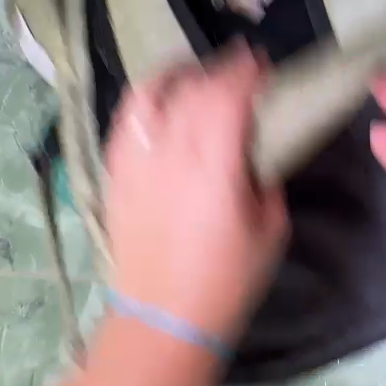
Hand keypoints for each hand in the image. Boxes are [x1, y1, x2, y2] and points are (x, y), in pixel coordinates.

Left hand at [103, 47, 289, 343]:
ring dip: (178, 73)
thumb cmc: (226, 281)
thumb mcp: (270, 229)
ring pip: (151, 94)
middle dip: (220, 69)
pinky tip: (161, 101)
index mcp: (215, 167)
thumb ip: (266, 179)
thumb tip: (257, 150)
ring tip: (196, 72)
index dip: (246, 72)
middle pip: (193, 88)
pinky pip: (126, 119)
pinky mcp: (115, 172)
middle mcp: (170, 153)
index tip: (263, 65)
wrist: (163, 319)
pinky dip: (146, 99)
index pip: (228, 96)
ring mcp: (136, 160)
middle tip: (241, 66)